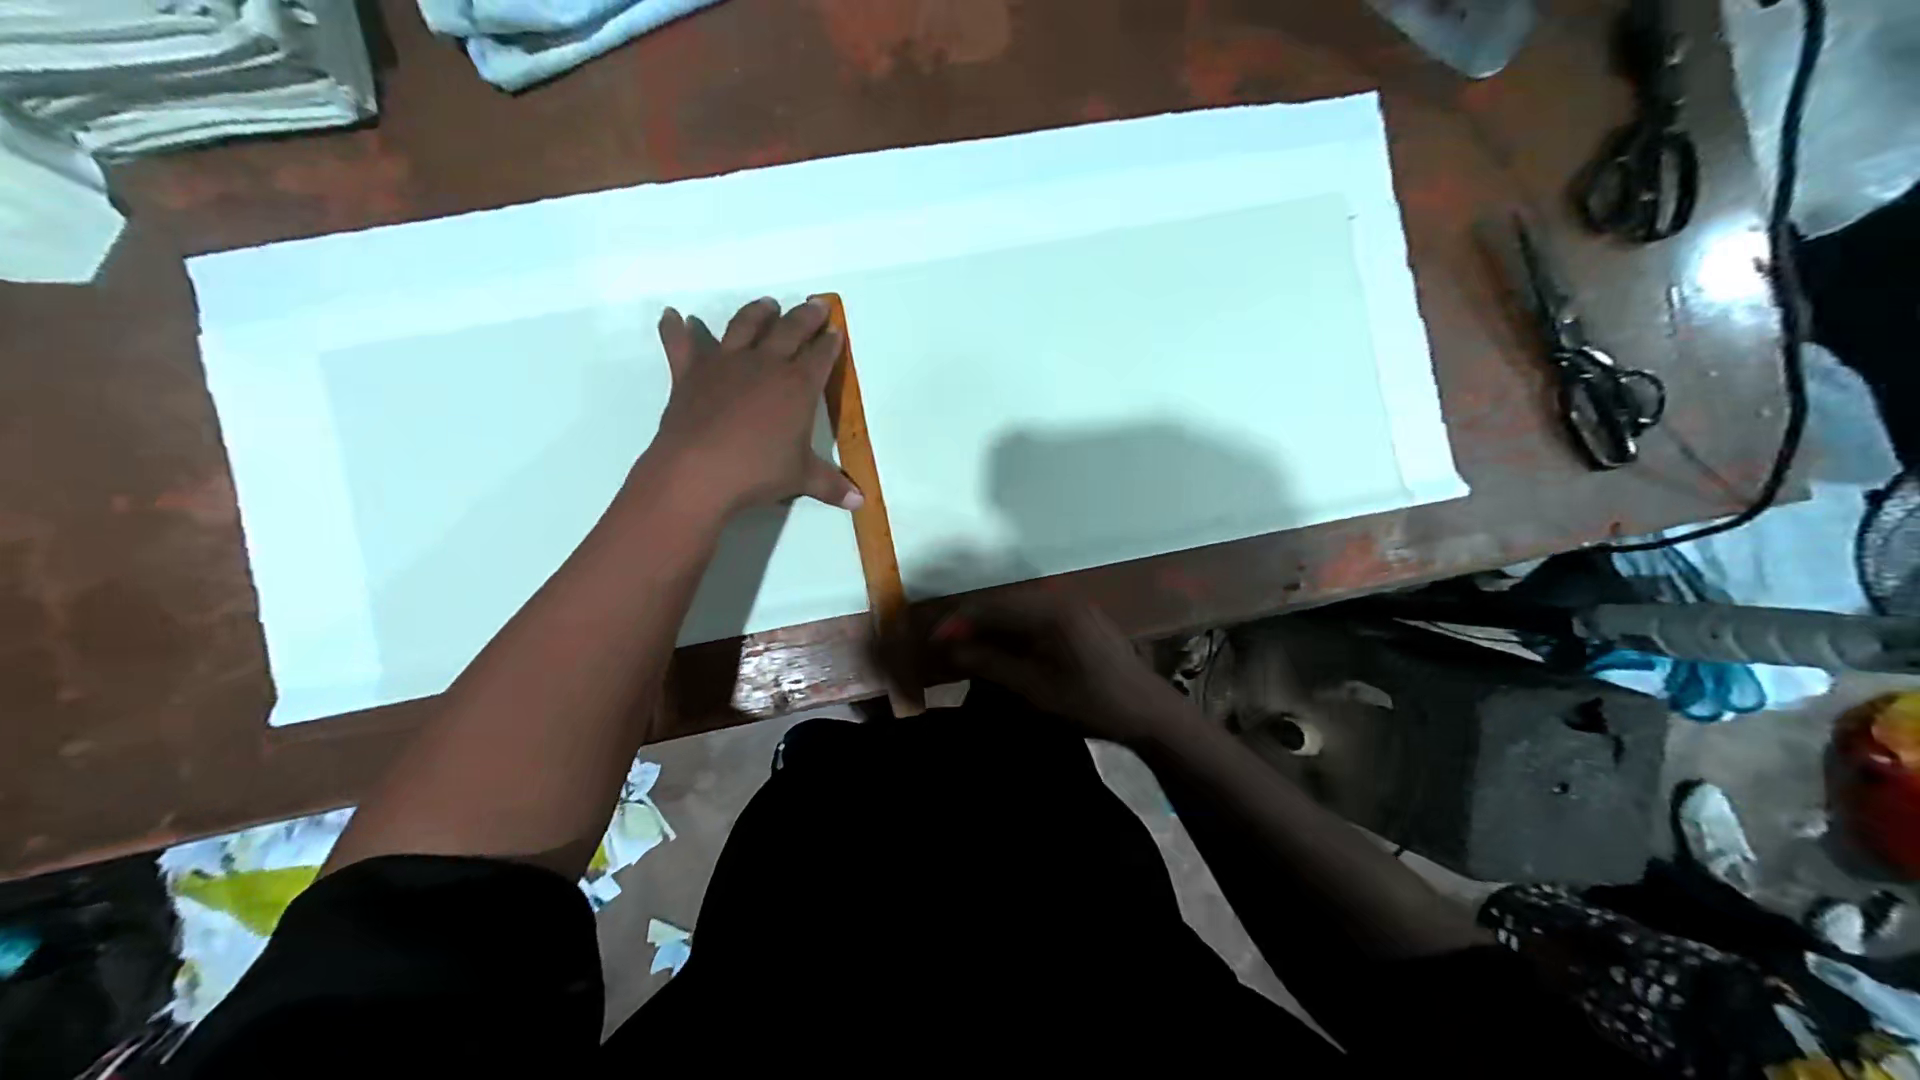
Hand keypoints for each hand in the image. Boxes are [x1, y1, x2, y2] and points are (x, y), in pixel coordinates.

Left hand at [645, 296, 862, 514]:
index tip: (835, 330)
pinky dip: (675, 328)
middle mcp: (765, 365)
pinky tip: (673, 315)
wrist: (699, 471)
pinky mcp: (690, 373)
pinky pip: (681, 344)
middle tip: (814, 304)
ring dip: (757, 313)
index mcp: (798, 386)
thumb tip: (860, 502)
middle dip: (805, 316)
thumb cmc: (758, 472)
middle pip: (789, 330)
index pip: (821, 356)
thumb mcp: (801, 478)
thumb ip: (831, 485)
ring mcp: (725, 364)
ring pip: (744, 326)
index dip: (830, 343)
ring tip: (767, 304)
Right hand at [933, 597, 1196, 747]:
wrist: (1150, 712)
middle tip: (948, 641)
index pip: (995, 606)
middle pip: (1007, 601)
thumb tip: (954, 650)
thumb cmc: (1093, 703)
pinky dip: (1016, 627)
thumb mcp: (1038, 689)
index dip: (962, 621)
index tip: (935, 638)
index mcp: (1053, 612)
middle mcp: (1064, 599)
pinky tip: (1005, 645)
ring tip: (970, 644)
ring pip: (1022, 607)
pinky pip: (1039, 613)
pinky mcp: (1083, 618)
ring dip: (994, 623)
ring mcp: (1076, 606)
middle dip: (975, 619)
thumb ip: (994, 665)